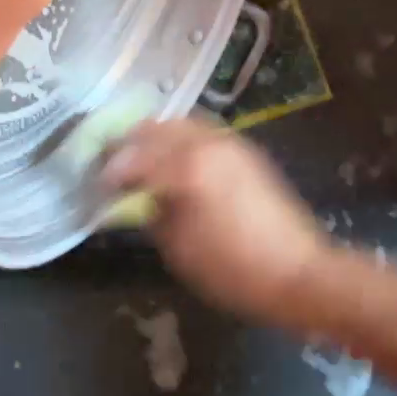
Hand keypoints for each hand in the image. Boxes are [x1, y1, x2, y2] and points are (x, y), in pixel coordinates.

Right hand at [103, 118, 334, 320]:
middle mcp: (206, 142)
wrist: (298, 272)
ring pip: (179, 123)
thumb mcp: (180, 249)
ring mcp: (228, 140)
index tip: (97, 182)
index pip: (135, 156)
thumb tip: (136, 197)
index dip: (111, 169)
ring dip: (156, 137)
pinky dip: (179, 139)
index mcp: (188, 166)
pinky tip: (173, 161)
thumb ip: (152, 213)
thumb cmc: (234, 269)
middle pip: (156, 128)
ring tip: (142, 162)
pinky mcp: (243, 148)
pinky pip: (201, 131)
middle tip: (115, 166)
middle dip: (131, 144)